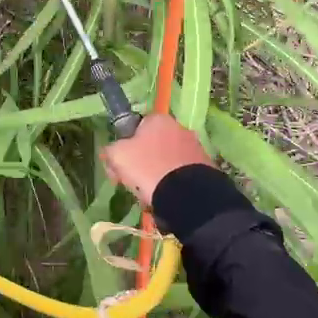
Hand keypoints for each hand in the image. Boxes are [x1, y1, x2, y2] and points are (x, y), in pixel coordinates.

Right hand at [98, 113, 212, 205]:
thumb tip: (112, 152)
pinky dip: (173, 182)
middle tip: (132, 179)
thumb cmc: (148, 168)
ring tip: (150, 193)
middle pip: (153, 143)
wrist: (189, 197)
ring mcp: (196, 149)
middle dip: (142, 159)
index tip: (121, 162)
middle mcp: (180, 128)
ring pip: (168, 160)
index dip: (126, 144)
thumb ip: (110, 149)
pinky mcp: (207, 169)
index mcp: (158, 119)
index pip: (136, 126)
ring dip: (158, 172)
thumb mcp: (117, 156)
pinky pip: (182, 174)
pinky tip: (167, 196)